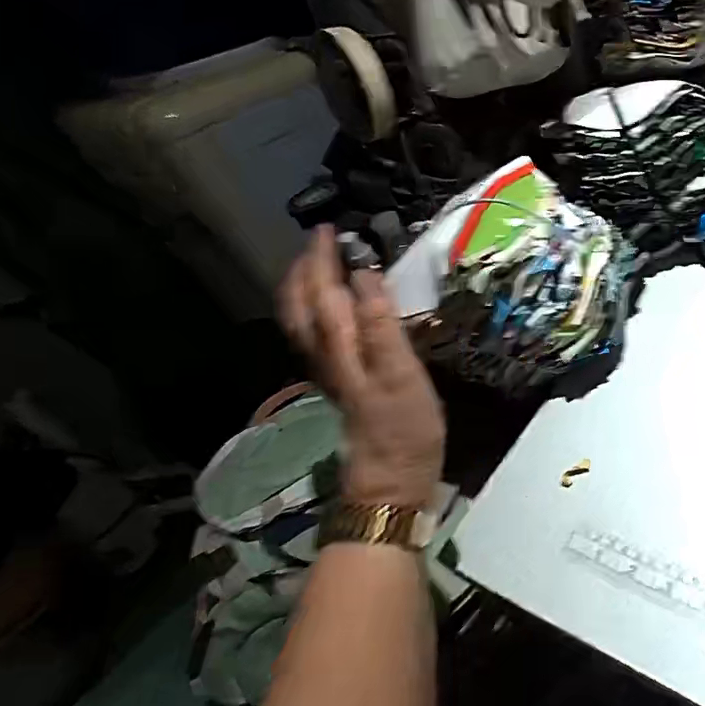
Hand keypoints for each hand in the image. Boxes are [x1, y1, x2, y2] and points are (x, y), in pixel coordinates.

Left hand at [278, 227, 445, 507]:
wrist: (392, 477)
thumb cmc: (402, 425)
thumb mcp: (399, 372)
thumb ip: (379, 323)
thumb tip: (363, 274)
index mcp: (337, 347)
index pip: (320, 292)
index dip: (321, 260)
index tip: (330, 228)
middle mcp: (325, 354)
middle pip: (302, 305)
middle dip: (307, 269)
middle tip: (323, 239)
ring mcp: (332, 369)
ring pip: (305, 319)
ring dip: (308, 287)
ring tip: (323, 266)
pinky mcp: (345, 380)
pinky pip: (321, 331)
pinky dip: (321, 309)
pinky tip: (338, 308)